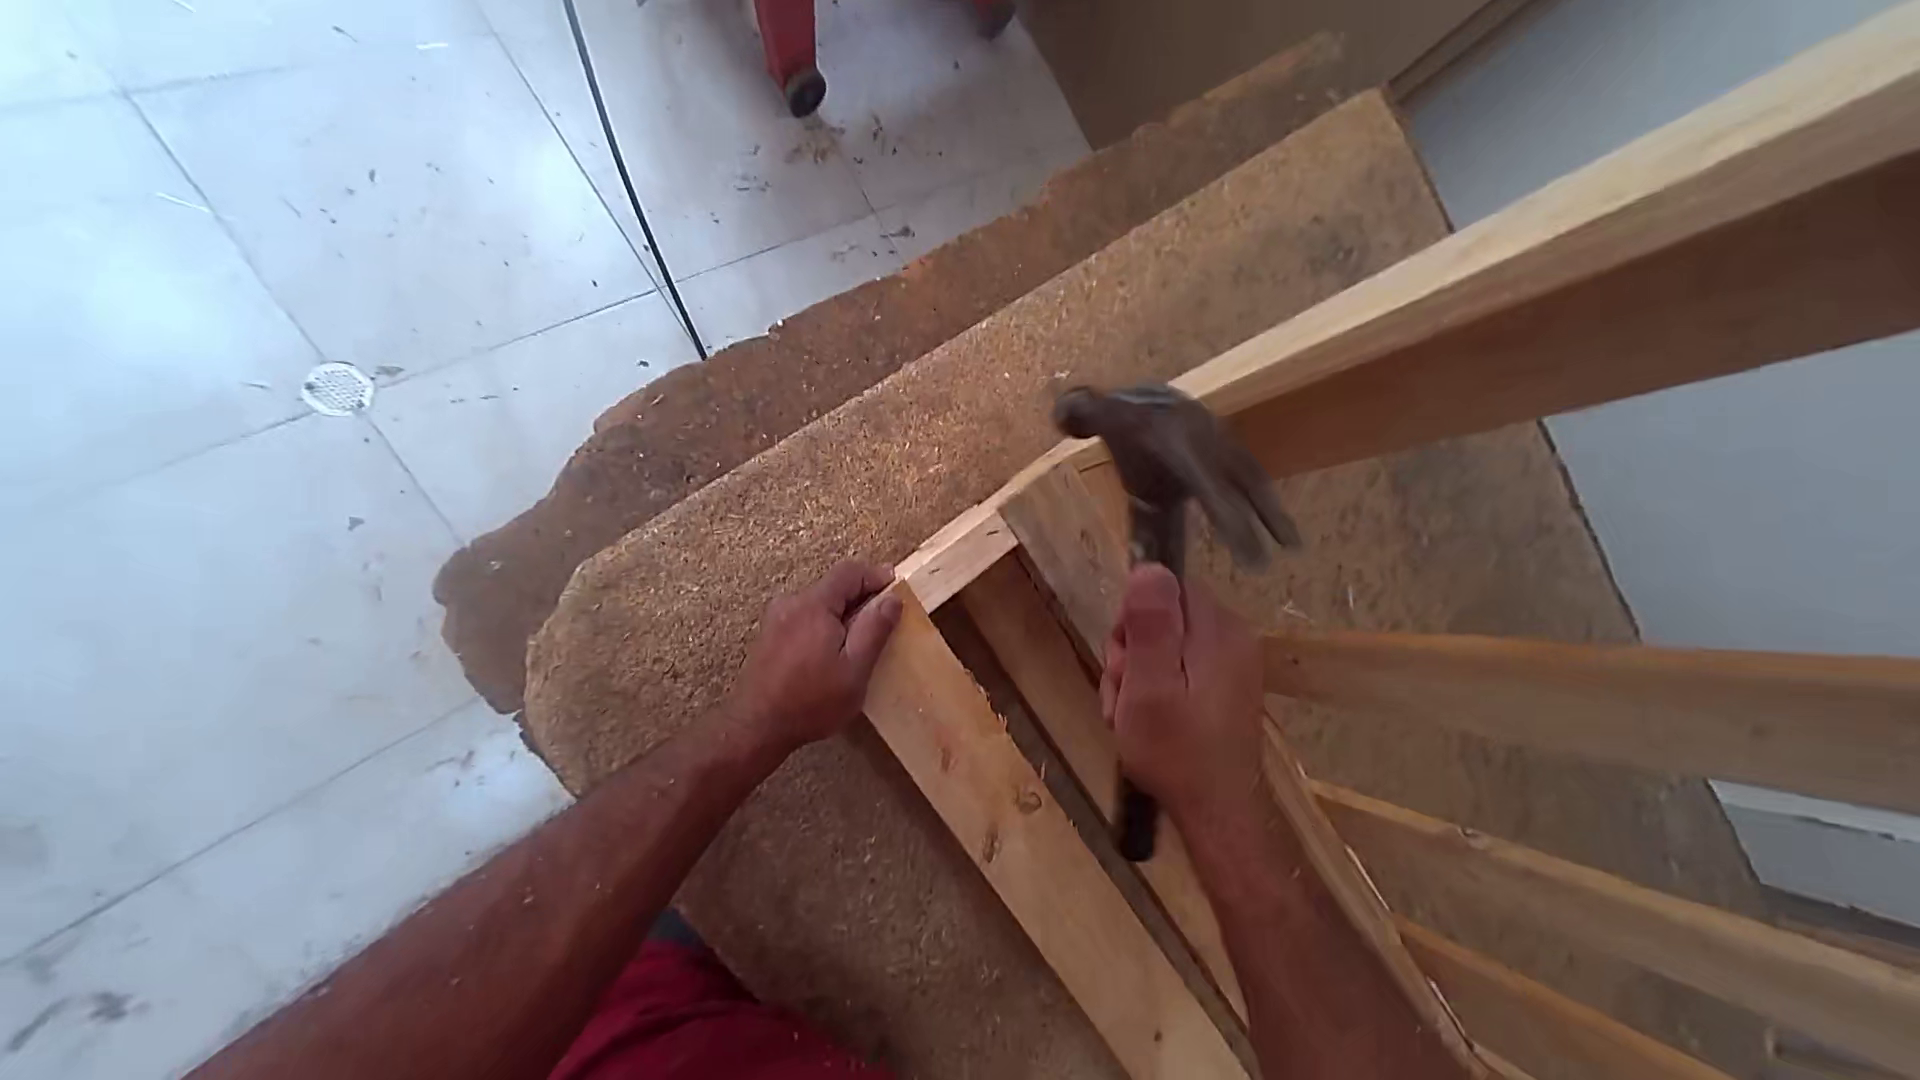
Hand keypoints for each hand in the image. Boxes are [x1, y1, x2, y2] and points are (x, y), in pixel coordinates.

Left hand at [724, 560, 903, 755]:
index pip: (849, 572)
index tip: (896, 587)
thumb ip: (875, 629)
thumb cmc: (810, 702)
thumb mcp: (854, 669)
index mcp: (813, 605)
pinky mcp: (770, 636)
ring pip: (819, 603)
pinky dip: (825, 624)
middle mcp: (791, 604)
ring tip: (861, 640)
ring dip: (843, 613)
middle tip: (884, 618)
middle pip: (833, 586)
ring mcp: (776, 619)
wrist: (755, 728)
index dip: (876, 575)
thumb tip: (892, 599)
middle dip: (861, 597)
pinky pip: (805, 617)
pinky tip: (833, 652)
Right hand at [1099, 564, 1265, 825]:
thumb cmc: (1176, 750)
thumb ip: (1149, 624)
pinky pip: (1178, 668)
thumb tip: (1149, 567)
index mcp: (1218, 631)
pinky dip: (1154, 688)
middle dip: (1131, 649)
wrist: (1215, 813)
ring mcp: (1230, 665)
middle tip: (1123, 689)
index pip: (1168, 587)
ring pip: (1165, 645)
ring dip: (1136, 674)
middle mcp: (1231, 639)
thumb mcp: (1149, 684)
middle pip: (1165, 616)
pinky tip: (1143, 721)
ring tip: (1128, 712)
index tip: (1123, 655)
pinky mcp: (1223, 688)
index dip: (1135, 615)